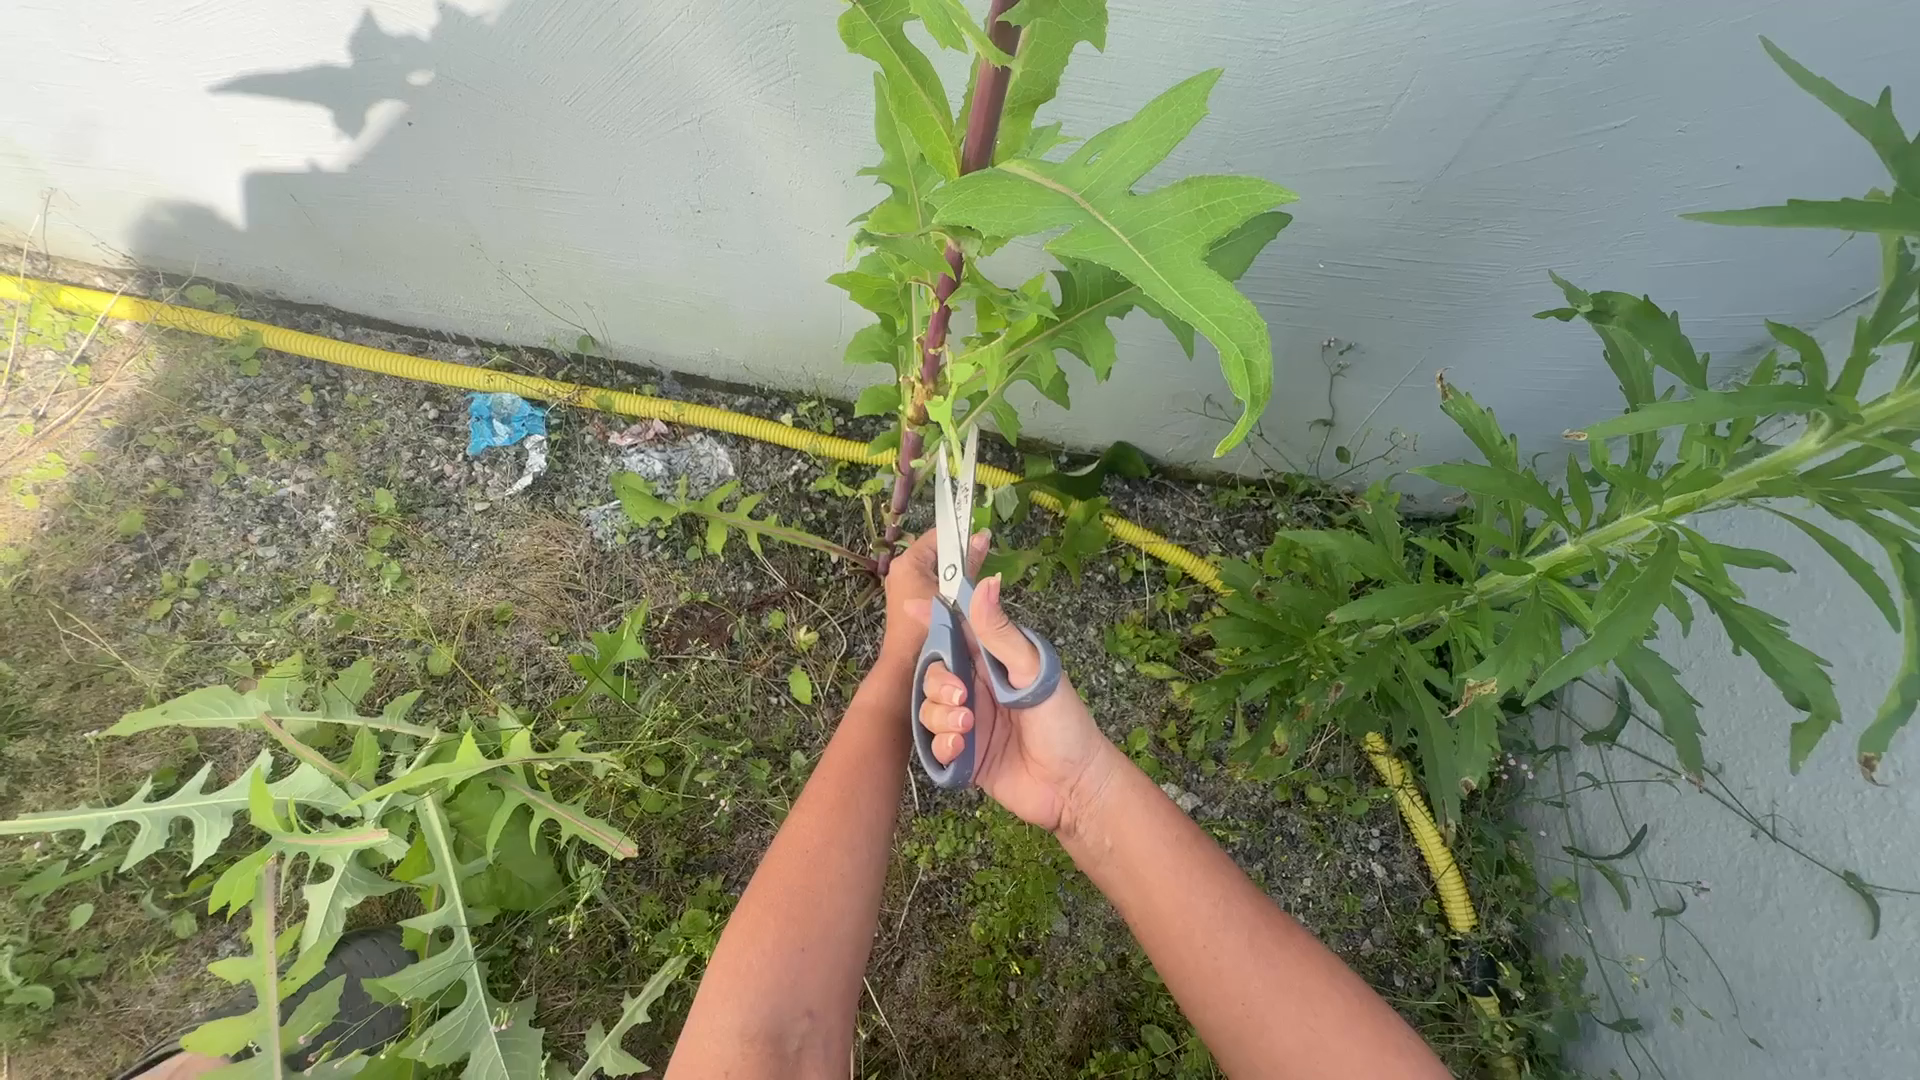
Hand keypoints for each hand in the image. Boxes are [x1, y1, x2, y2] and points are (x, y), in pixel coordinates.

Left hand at [881, 527, 988, 659]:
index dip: (960, 535)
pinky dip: (945, 585)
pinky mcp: (907, 598)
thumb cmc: (928, 627)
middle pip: (936, 552)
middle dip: (959, 556)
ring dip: (954, 572)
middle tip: (983, 559)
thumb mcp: (955, 594)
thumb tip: (982, 537)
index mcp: (908, 562)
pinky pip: (929, 582)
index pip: (936, 535)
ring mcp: (902, 584)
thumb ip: (969, 565)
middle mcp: (901, 569)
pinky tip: (961, 593)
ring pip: (934, 568)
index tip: (982, 539)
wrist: (907, 664)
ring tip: (975, 577)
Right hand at [915, 574, 1117, 833]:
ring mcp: (969, 722)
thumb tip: (988, 581)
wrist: (1073, 786)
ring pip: (929, 708)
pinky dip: (941, 745)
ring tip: (967, 728)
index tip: (909, 607)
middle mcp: (977, 687)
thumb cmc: (1063, 721)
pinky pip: (934, 745)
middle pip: (934, 672)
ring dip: (940, 715)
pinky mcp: (963, 755)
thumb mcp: (1033, 671)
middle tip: (962, 697)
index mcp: (995, 661)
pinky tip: (959, 750)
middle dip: (939, 683)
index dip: (934, 618)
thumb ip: (1001, 632)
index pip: (958, 630)